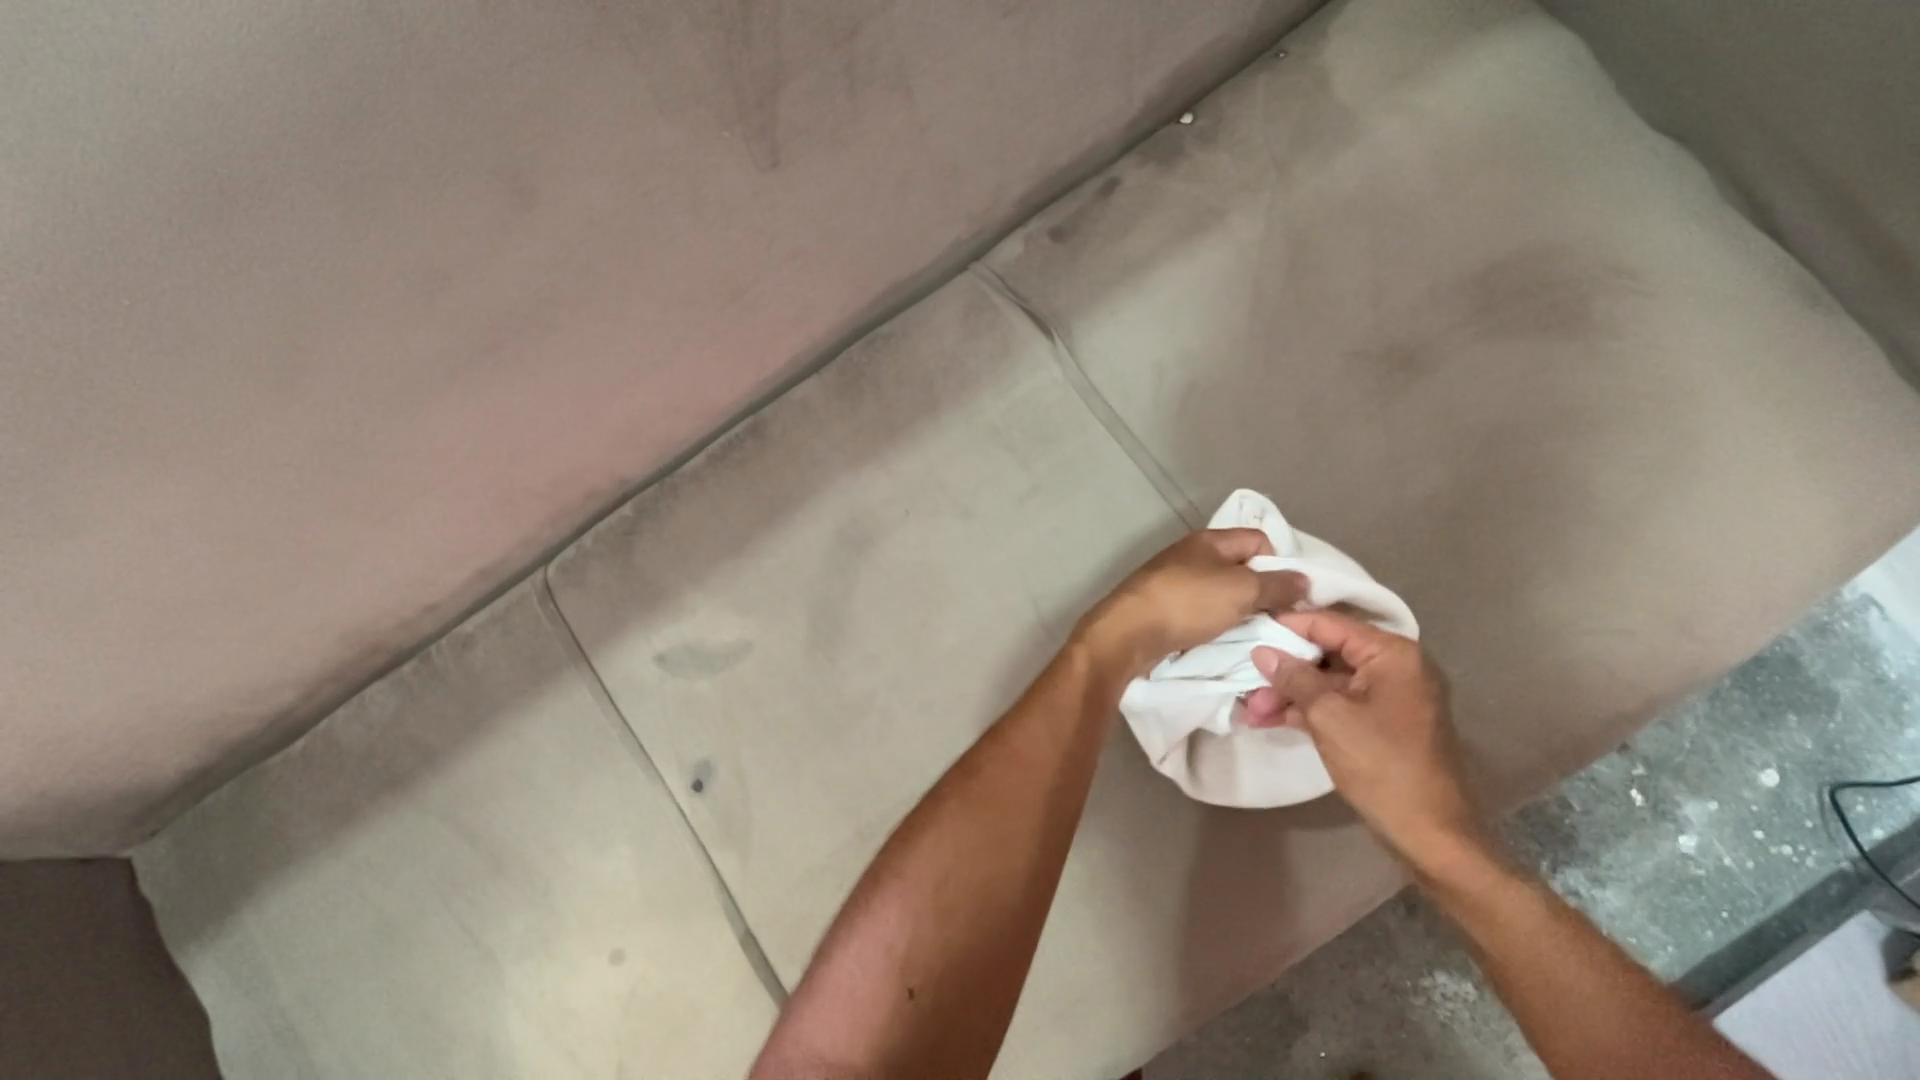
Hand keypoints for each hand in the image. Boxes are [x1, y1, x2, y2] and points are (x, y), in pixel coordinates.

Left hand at [1074, 529, 1305, 678]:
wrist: (1127, 634)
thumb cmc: (1187, 603)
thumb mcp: (1242, 590)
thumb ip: (1277, 584)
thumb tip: (1306, 579)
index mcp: (1209, 540)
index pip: (1258, 540)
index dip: (1278, 563)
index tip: (1286, 594)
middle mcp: (1189, 555)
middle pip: (1238, 568)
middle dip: (1258, 592)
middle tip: (1272, 618)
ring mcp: (1172, 582)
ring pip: (1218, 593)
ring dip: (1235, 612)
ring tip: (1246, 633)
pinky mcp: (1160, 609)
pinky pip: (1198, 613)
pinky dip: (1211, 625)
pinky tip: (1216, 640)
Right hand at [1246, 611, 1482, 864]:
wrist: (1428, 831)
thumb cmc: (1382, 764)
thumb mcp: (1329, 716)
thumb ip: (1294, 678)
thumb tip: (1263, 651)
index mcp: (1391, 654)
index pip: (1329, 624)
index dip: (1286, 625)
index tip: (1246, 626)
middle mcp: (1394, 667)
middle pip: (1327, 652)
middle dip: (1283, 668)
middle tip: (1243, 680)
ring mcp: (1389, 696)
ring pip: (1327, 682)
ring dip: (1289, 694)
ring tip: (1250, 710)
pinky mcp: (1380, 723)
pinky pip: (1337, 704)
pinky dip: (1306, 710)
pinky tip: (1270, 719)